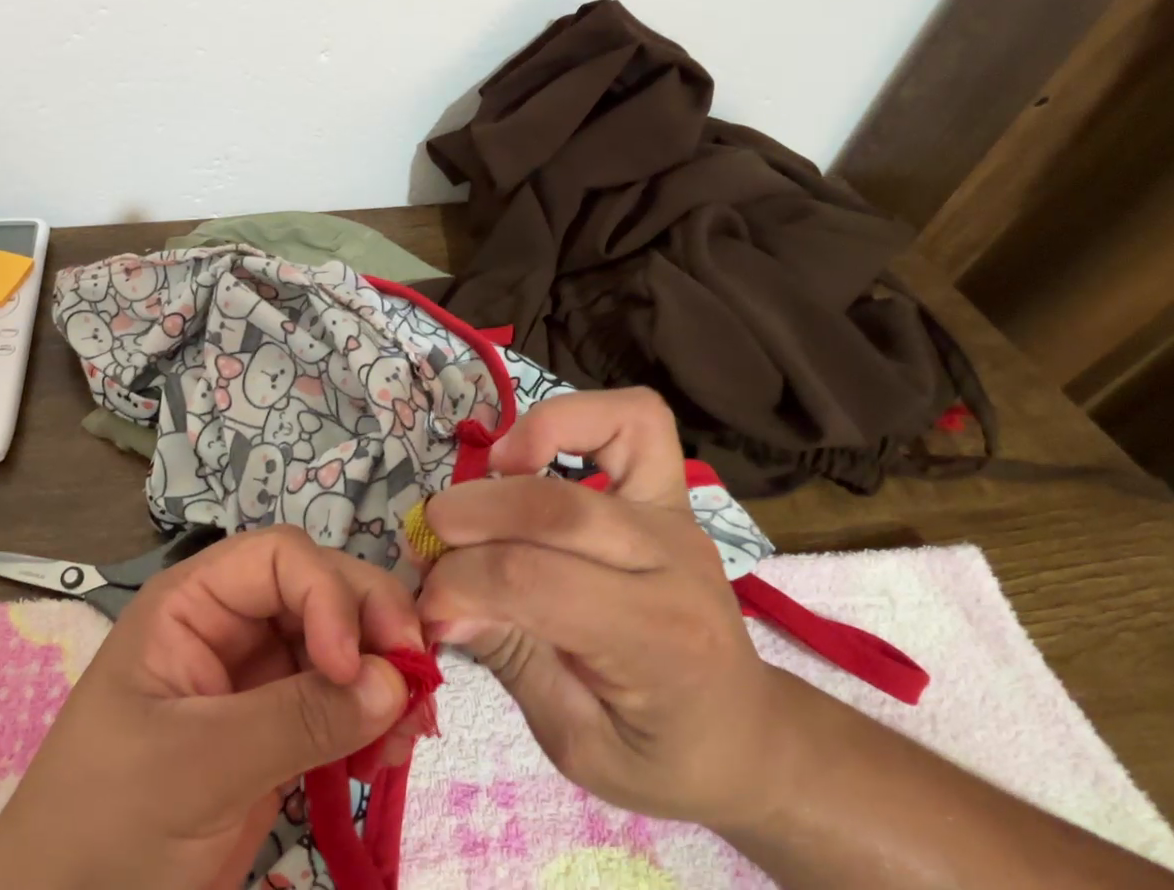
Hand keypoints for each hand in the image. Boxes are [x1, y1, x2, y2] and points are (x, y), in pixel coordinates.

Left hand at [0, 525, 423, 889]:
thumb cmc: (108, 821)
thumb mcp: (195, 766)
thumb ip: (296, 719)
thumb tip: (395, 683)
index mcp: (192, 604)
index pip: (280, 558)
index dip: (328, 595)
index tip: (353, 665)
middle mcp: (230, 625)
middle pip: (322, 591)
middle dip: (374, 629)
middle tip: (417, 688)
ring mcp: (257, 679)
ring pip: (343, 646)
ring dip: (385, 679)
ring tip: (408, 736)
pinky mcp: (279, 729)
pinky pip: (342, 703)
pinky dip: (374, 722)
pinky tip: (385, 758)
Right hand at [416, 388, 792, 828]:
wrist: (746, 737)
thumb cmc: (660, 755)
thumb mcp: (575, 743)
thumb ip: (511, 660)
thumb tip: (441, 602)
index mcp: (654, 641)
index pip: (531, 580)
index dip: (457, 585)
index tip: (427, 611)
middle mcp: (674, 562)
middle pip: (554, 508)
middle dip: (467, 520)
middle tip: (428, 552)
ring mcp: (677, 516)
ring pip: (601, 434)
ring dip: (518, 446)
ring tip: (478, 488)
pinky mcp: (671, 494)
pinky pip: (634, 418)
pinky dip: (571, 417)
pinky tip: (524, 455)